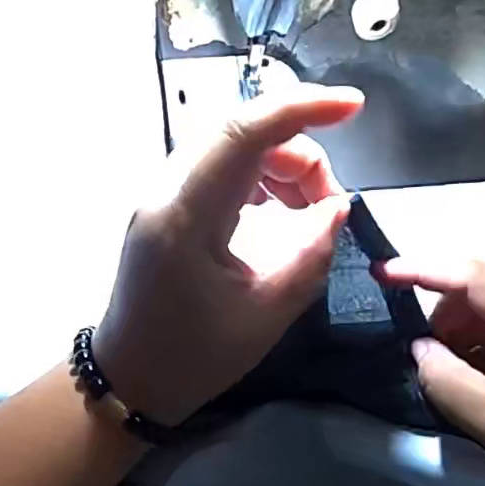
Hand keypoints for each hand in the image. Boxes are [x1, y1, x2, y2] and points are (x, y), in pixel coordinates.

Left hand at [94, 85, 364, 425]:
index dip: (303, 107)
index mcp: (186, 218)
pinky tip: (282, 213)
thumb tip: (337, 210)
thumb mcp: (266, 317)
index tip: (353, 106)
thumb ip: (311, 257)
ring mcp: (162, 197)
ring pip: (232, 147)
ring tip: (312, 215)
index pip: (243, 132)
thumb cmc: (193, 359)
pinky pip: (221, 171)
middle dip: (301, 151)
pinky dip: (262, 180)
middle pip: (241, 132)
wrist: (131, 379)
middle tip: (331, 205)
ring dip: (283, 166)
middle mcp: (167, 192)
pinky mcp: (168, 208)